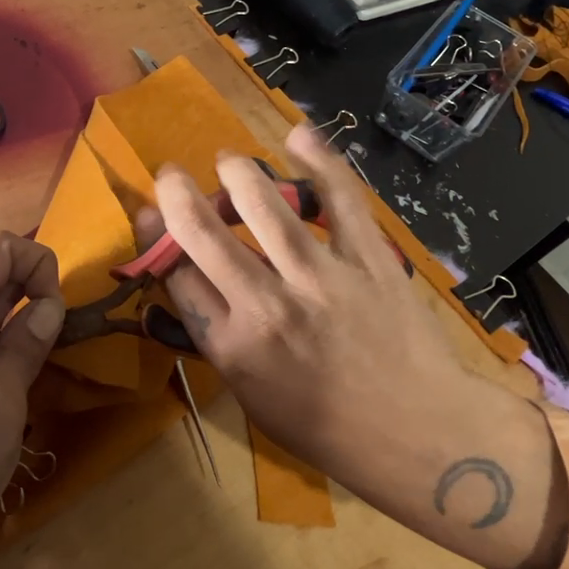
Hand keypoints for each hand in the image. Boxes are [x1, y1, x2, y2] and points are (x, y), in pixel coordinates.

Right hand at [153, 125, 567, 568]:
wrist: (419, 434)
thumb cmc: (326, 425)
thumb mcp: (251, 396)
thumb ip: (216, 337)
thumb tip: (184, 281)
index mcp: (234, 346)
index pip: (178, 276)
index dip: (155, 238)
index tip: (149, 215)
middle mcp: (268, 306)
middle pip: (204, 234)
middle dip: (177, 194)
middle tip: (171, 174)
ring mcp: (321, 278)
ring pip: (266, 207)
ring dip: (237, 173)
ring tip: (228, 161)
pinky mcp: (369, 260)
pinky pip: (341, 201)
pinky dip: (321, 163)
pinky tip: (298, 134)